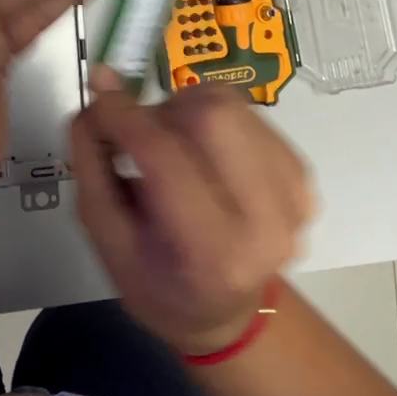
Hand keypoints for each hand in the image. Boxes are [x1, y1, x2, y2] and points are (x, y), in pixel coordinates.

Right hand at [70, 69, 314, 353]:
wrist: (227, 312)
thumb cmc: (156, 280)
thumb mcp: (105, 238)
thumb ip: (92, 161)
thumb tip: (101, 83)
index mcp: (211, 253)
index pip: (165, 157)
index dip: (124, 115)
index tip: (98, 90)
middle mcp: (266, 223)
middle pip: (212, 116)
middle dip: (162, 109)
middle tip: (140, 131)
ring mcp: (293, 198)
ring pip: (231, 105)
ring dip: (187, 108)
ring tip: (171, 141)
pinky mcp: (303, 176)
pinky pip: (249, 113)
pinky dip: (214, 117)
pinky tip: (203, 149)